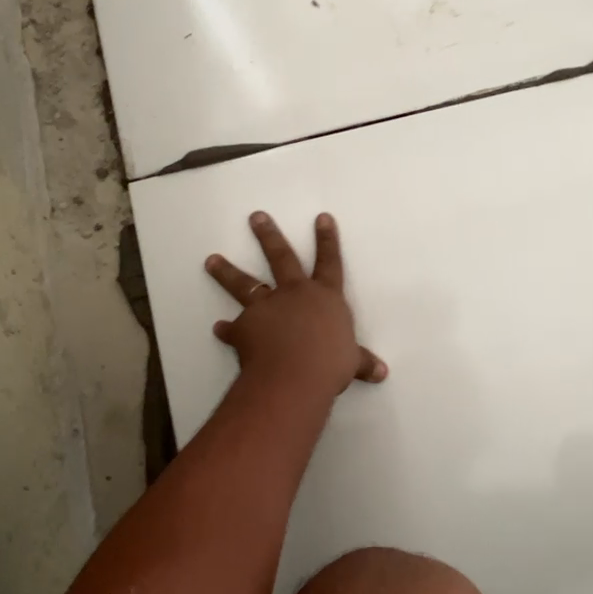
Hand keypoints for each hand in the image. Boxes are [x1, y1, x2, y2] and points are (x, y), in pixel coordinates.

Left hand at [205, 211, 386, 399]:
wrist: (294, 376)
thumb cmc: (330, 365)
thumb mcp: (352, 362)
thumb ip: (362, 362)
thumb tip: (382, 371)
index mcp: (325, 298)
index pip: (329, 262)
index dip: (327, 240)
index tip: (321, 217)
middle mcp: (294, 294)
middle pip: (281, 258)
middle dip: (268, 236)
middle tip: (255, 216)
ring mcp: (267, 308)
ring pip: (245, 283)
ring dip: (226, 271)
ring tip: (211, 260)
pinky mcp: (245, 327)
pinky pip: (233, 328)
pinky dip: (226, 329)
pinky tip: (218, 328)